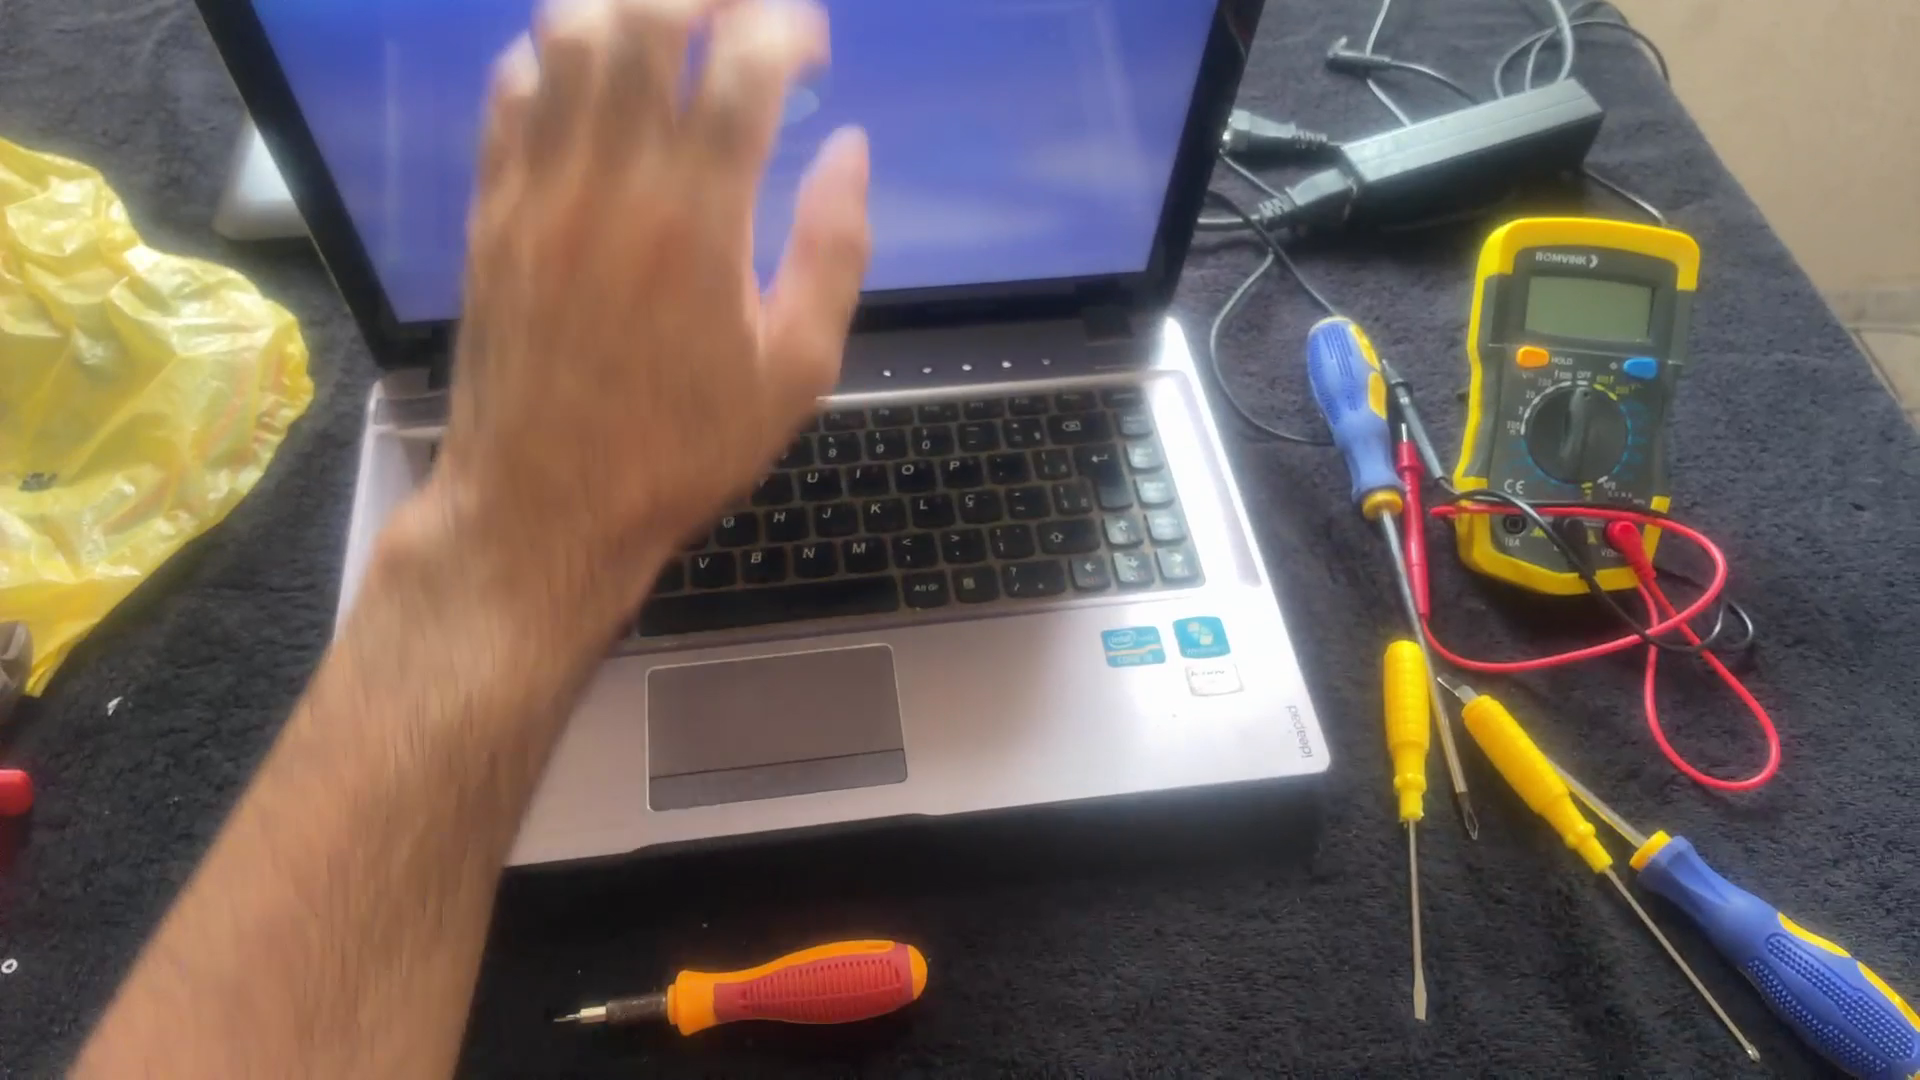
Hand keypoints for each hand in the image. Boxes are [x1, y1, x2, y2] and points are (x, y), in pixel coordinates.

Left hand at [427, 0, 869, 631]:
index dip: (786, 31)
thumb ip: (834, 253)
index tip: (814, 46)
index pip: (743, 66)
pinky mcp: (490, 207)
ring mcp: (537, 184)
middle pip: (646, 12)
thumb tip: (850, 150)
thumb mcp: (798, 371)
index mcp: (700, 216)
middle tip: (747, 2)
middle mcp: (611, 175)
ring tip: (678, 16)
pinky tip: (592, 72)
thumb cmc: (688, 447)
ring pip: (569, 32)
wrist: (551, 503)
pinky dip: (557, 53)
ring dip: (630, 2)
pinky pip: (513, 89)